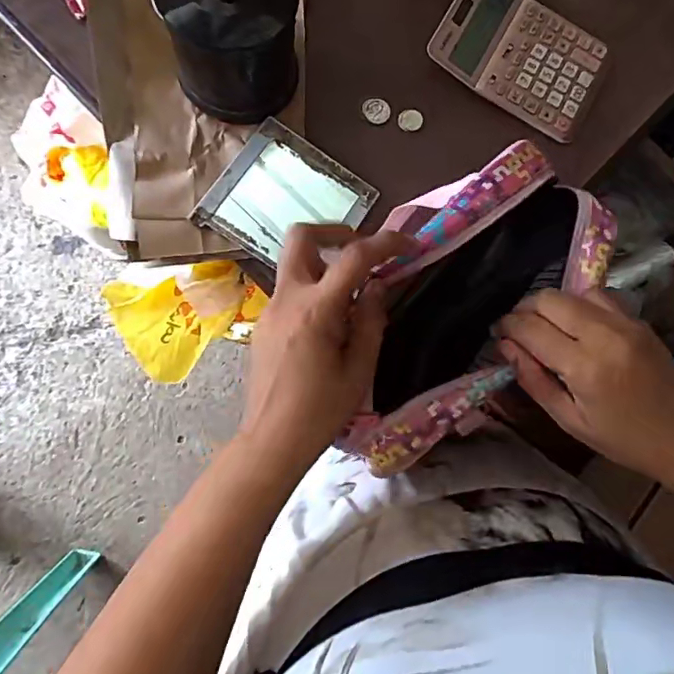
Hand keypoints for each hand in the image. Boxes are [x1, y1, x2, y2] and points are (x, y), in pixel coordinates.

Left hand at [241, 225, 416, 458]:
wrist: (272, 440)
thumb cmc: (321, 412)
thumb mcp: (359, 369)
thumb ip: (370, 321)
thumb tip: (376, 286)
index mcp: (316, 310)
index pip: (354, 256)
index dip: (386, 242)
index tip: (410, 245)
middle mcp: (287, 299)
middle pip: (302, 236)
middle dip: (336, 232)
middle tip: (363, 254)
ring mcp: (270, 309)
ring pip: (294, 262)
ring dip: (324, 261)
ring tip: (352, 292)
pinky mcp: (264, 324)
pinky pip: (290, 289)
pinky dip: (313, 287)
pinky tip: (331, 322)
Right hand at [497, 289, 673, 480]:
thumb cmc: (623, 440)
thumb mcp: (569, 420)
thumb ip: (533, 380)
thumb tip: (505, 347)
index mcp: (584, 367)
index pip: (530, 328)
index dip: (507, 327)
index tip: (498, 334)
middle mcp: (604, 335)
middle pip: (548, 299)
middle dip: (525, 310)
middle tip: (518, 330)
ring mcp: (625, 323)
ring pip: (572, 292)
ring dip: (551, 305)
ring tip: (546, 327)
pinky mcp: (638, 320)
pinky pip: (598, 297)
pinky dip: (578, 304)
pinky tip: (576, 326)